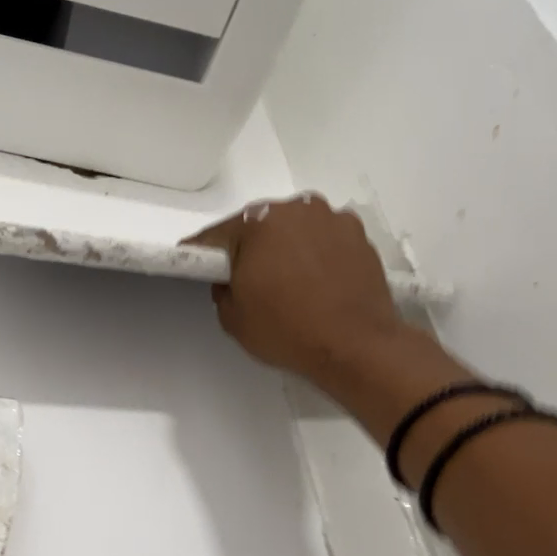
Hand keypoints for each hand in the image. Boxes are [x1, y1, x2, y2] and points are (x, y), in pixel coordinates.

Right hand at [182, 194, 408, 388]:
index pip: (217, 234)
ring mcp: (332, 219)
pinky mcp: (359, 236)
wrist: (355, 346)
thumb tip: (233, 279)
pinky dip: (316, 254)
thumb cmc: (287, 330)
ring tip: (288, 282)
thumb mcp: (232, 318)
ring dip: (286, 247)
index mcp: (257, 223)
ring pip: (295, 229)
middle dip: (250, 247)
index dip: (203, 252)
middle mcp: (295, 210)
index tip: (197, 264)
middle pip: (260, 225)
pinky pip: (325, 239)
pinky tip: (316, 283)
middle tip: (247, 280)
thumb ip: (222, 289)